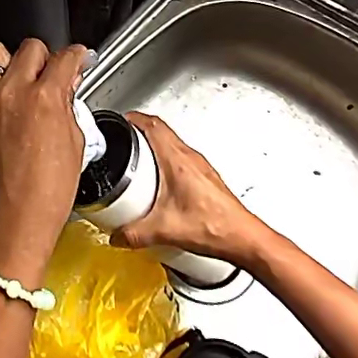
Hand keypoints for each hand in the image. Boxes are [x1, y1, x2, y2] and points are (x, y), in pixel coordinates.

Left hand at [0, 40, 89, 282]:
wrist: (16, 216)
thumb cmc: (47, 189)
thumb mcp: (75, 140)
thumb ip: (69, 104)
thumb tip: (67, 84)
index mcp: (46, 98)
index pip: (64, 57)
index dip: (77, 56)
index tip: (77, 58)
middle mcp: (12, 92)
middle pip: (29, 47)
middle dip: (45, 57)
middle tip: (50, 72)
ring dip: (11, 61)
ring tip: (20, 78)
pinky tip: (2, 98)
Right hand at [119, 113, 271, 266]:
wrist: (242, 238)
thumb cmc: (215, 226)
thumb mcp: (163, 230)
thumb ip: (132, 234)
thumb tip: (115, 236)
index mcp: (178, 160)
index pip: (154, 125)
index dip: (135, 119)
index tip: (123, 120)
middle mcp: (191, 158)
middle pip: (163, 132)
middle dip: (141, 133)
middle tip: (126, 141)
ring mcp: (200, 167)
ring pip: (174, 146)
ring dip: (155, 148)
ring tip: (139, 163)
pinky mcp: (206, 179)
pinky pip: (182, 160)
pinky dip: (167, 163)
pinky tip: (161, 186)